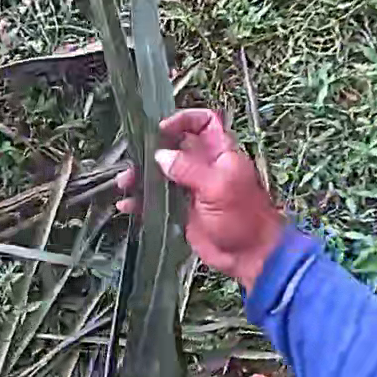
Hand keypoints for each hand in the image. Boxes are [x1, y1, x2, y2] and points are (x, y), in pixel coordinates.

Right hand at [116, 109, 283, 290]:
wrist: (249, 255)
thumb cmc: (243, 218)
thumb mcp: (218, 187)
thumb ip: (189, 169)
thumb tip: (161, 156)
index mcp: (220, 154)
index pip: (204, 123)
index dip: (184, 120)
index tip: (162, 129)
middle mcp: (204, 168)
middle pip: (175, 148)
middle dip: (153, 150)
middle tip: (136, 160)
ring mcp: (191, 190)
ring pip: (161, 174)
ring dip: (142, 176)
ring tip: (126, 184)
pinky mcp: (181, 211)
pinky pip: (157, 201)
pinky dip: (141, 202)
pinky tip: (128, 205)